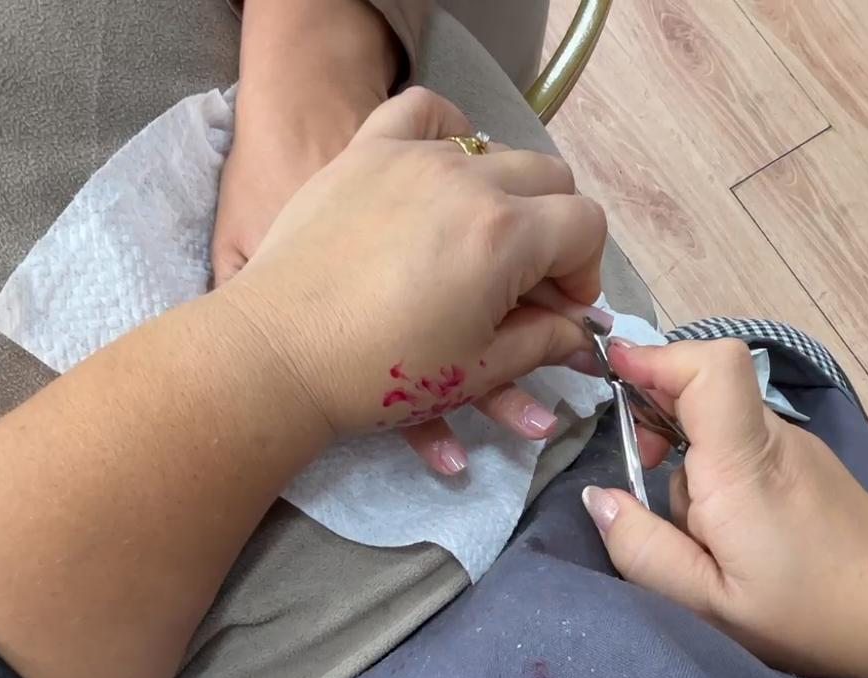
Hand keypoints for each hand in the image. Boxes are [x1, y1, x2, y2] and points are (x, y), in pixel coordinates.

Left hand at [226, 88, 610, 469]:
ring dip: (509, 194)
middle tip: (531, 282)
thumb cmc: (381, 374)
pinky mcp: (367, 150)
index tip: (565, 308)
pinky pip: (424, 114)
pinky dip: (448, 134)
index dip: (587, 271)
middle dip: (556, 232)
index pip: (585, 227)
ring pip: (496, 149)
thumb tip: (578, 331)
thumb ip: (542, 343)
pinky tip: (444, 171)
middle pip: (551, 180)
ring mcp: (414, 156)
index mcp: (505, 237)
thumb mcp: (475, 371)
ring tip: (484, 240)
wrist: (280, 353)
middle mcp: (469, 180)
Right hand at [580, 338, 867, 677]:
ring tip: (698, 535)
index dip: (658, 357)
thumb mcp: (709, 606)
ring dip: (685, 463)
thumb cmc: (813, 620)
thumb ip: (644, 551)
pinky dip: (712, 473)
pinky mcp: (803, 465)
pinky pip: (738, 447)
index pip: (711, 368)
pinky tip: (726, 531)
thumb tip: (598, 498)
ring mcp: (794, 449)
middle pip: (703, 390)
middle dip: (655, 418)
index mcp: (746, 470)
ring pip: (715, 428)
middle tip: (641, 473)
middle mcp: (773, 442)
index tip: (614, 370)